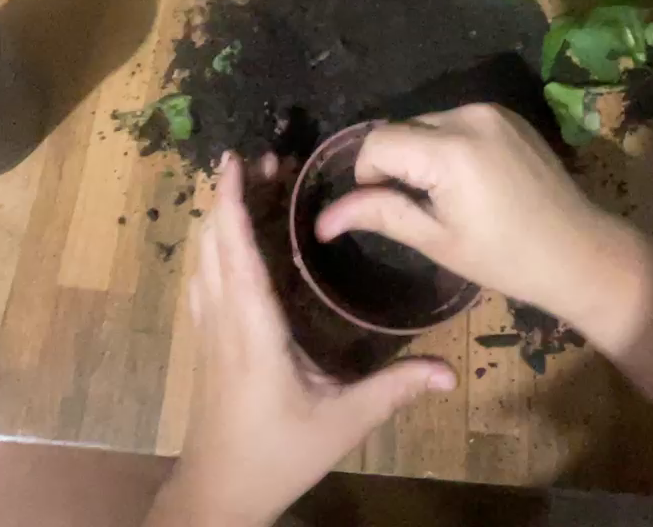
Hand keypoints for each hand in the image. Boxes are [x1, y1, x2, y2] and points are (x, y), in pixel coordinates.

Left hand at [148, 152, 456, 526]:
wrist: (218, 493)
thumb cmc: (278, 455)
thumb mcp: (341, 425)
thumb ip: (393, 392)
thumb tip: (450, 374)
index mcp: (252, 329)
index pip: (237, 253)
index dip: (231, 203)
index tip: (233, 161)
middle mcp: (223, 318)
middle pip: (215, 242)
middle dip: (230, 194)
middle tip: (265, 160)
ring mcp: (207, 326)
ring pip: (203, 255)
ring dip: (221, 214)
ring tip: (250, 182)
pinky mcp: (204, 335)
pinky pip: (202, 275)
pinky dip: (214, 241)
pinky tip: (230, 234)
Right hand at [313, 104, 651, 347]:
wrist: (579, 251)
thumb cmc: (504, 257)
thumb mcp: (435, 240)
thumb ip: (378, 215)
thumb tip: (321, 220)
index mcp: (449, 150)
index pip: (378, 141)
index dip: (367, 173)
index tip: (384, 205)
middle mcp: (467, 115)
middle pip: (401, 129)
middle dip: (395, 163)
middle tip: (416, 206)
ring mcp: (490, 111)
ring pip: (426, 123)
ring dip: (420, 152)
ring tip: (445, 194)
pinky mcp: (505, 113)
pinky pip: (455, 120)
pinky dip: (447, 143)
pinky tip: (469, 179)